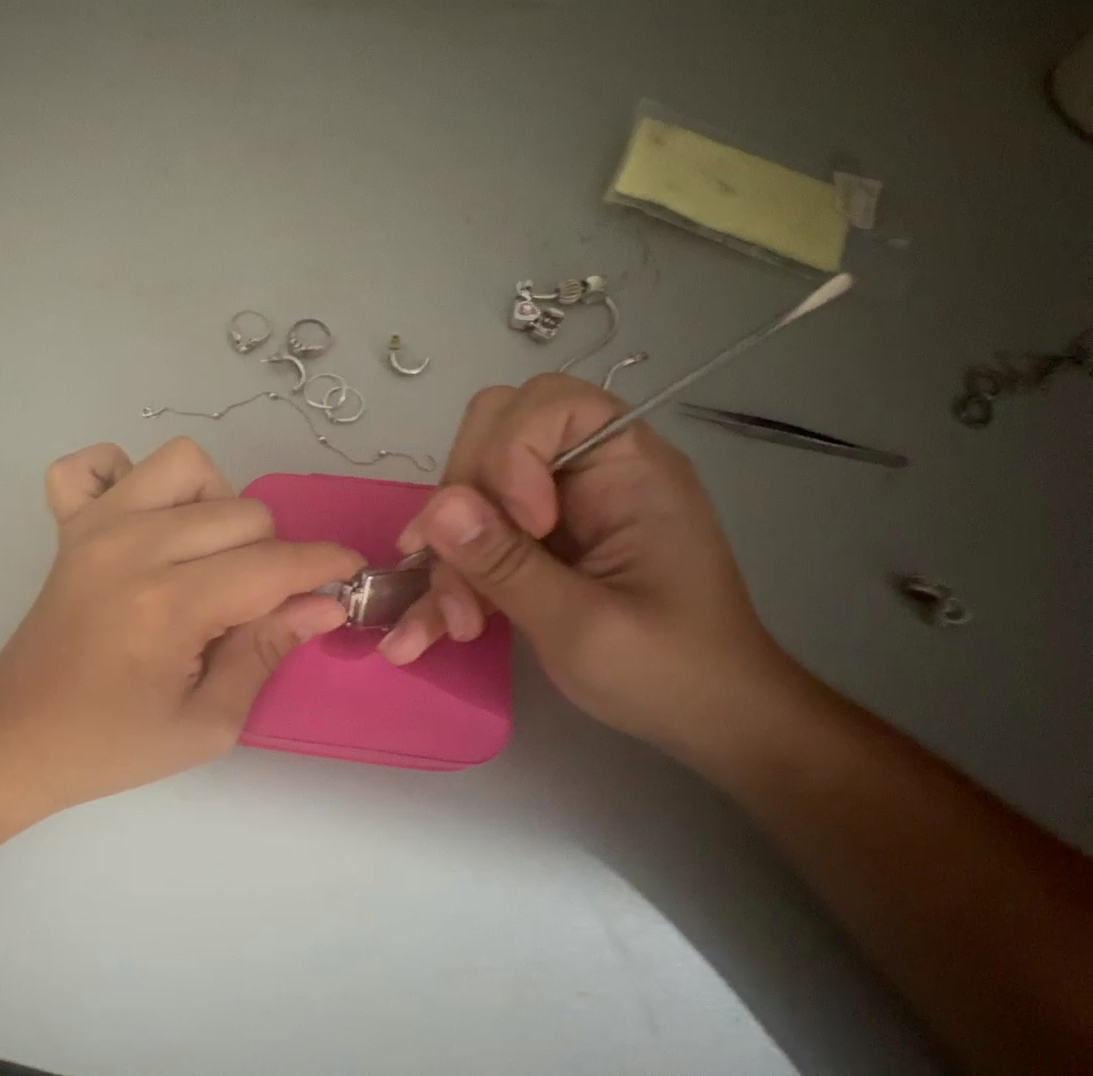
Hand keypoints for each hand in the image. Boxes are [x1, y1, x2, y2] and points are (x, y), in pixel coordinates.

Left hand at [0, 438, 362, 814]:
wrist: (17, 736)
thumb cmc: (113, 743)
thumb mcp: (209, 723)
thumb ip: (267, 652)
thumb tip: (323, 604)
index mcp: (170, 604)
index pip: (274, 563)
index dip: (325, 567)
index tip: (348, 579)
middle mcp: (133, 546)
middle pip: (242, 511)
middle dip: (270, 554)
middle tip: (250, 605)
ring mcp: (95, 526)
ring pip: (185, 463)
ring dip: (213, 504)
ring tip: (204, 557)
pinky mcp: (68, 525)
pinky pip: (97, 463)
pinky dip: (128, 477)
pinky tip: (143, 522)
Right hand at [384, 374, 793, 746]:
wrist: (706, 721)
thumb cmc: (670, 672)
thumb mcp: (583, 625)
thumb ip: (506, 565)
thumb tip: (435, 508)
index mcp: (627, 470)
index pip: (549, 404)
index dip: (513, 451)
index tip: (525, 526)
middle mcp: (587, 475)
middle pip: (489, 439)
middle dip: (459, 506)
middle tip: (461, 575)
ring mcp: (556, 510)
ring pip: (466, 494)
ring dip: (446, 559)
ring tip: (452, 625)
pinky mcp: (533, 546)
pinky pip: (469, 542)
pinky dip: (444, 583)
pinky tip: (420, 635)